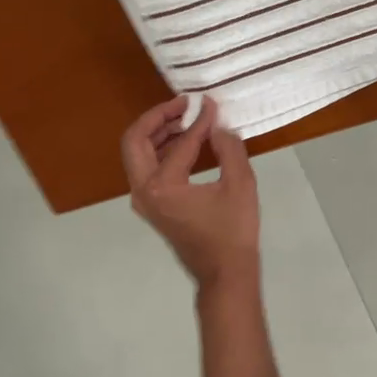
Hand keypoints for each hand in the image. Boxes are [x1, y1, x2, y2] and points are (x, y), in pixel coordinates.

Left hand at [121, 96, 259, 290]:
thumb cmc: (233, 231)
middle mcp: (143, 191)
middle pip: (135, 142)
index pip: (179, 142)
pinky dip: (163, 150)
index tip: (211, 104)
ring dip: (159, 132)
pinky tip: (187, 143)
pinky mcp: (153, 206)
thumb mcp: (240, 184)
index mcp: (162, 186)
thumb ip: (229, 149)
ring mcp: (145, 200)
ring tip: (187, 118)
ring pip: (139, 155)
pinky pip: (149, 168)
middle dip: (158, 118)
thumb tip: (218, 125)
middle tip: (184, 104)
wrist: (224, 272)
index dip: (198, 120)